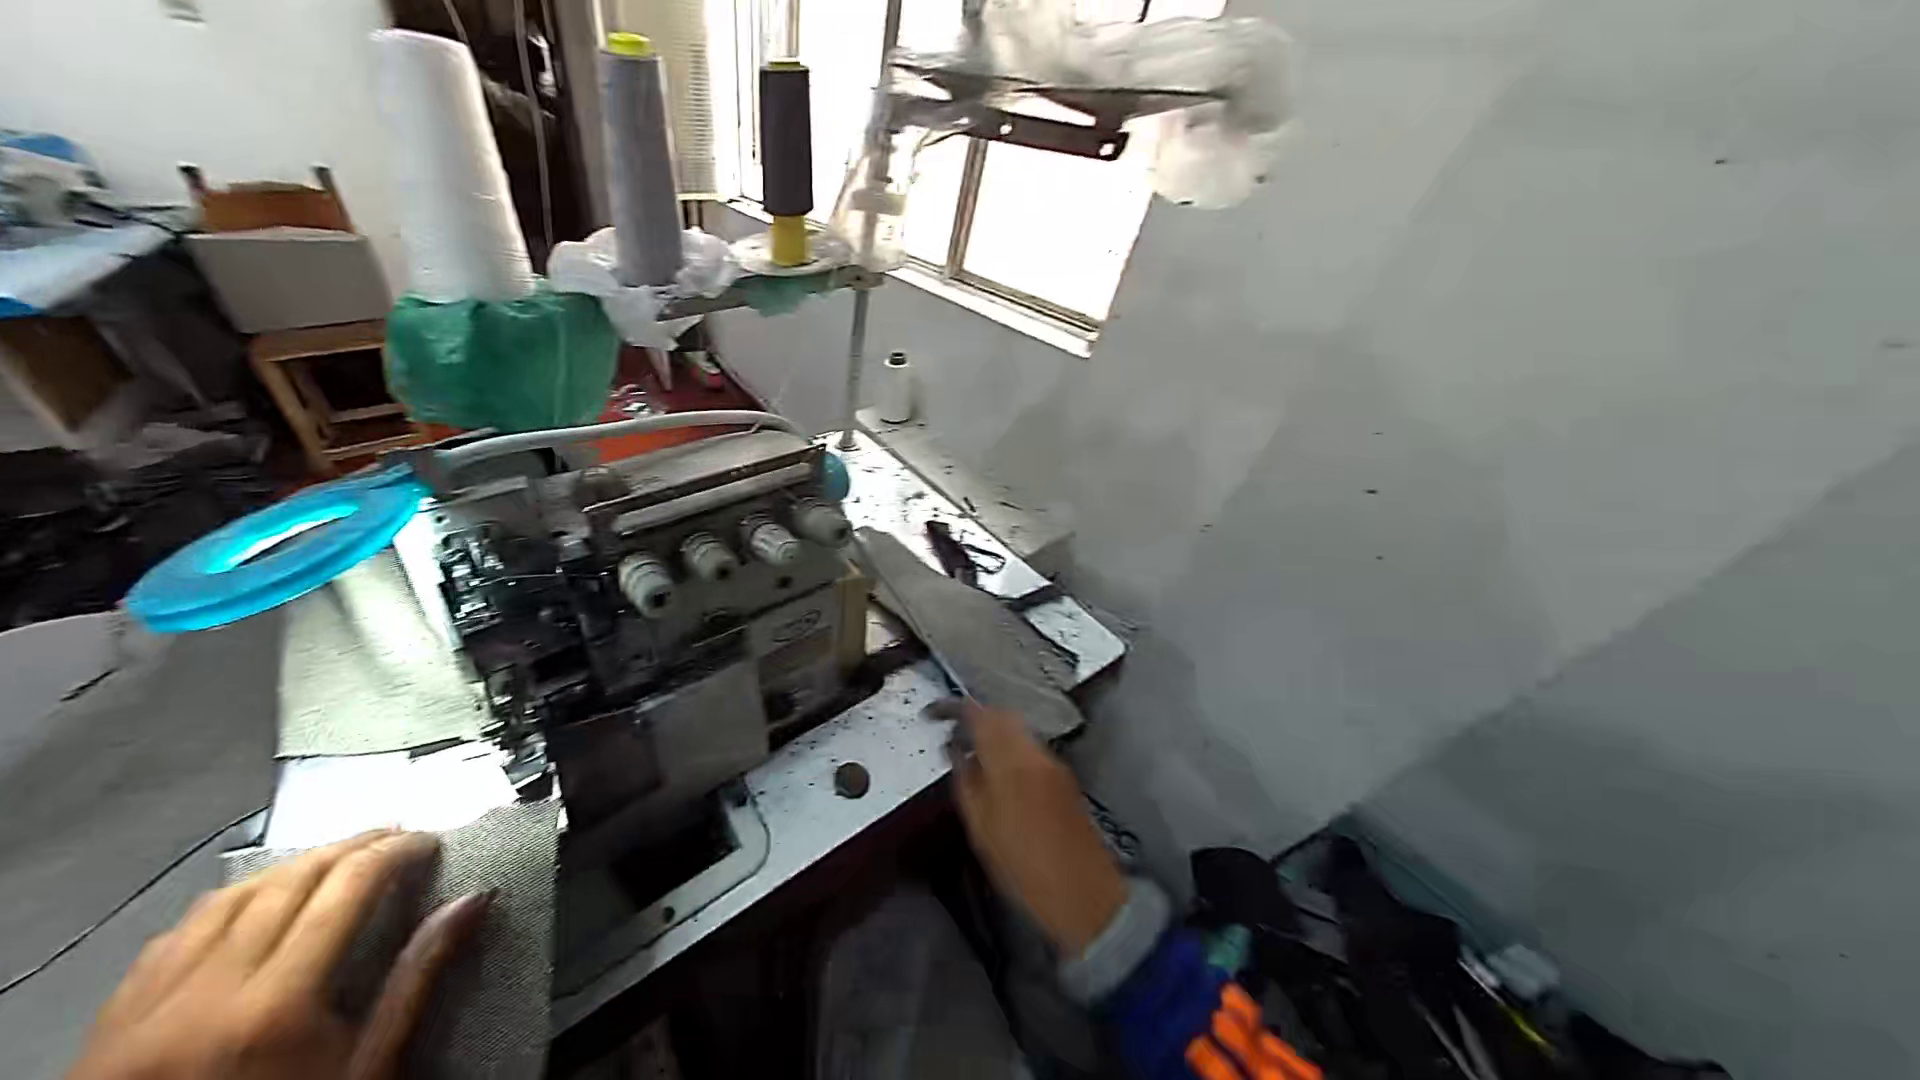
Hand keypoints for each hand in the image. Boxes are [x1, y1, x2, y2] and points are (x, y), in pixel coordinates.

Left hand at [66, 828, 488, 1079]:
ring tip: (337, 859)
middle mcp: (203, 995)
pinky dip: (228, 904)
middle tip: (396, 836)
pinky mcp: (105, 1028)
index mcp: (274, 1007)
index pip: (348, 887)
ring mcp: (145, 1010)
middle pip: (290, 882)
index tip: (428, 841)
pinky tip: (258, 902)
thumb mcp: (368, 1065)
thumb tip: (471, 900)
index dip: (395, 851)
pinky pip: (173, 937)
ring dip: (293, 867)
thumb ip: (416, 979)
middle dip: (352, 847)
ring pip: (229, 898)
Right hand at [942, 699, 1127, 954]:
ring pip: (1018, 728)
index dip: (953, 708)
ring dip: (993, 729)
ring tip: (970, 752)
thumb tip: (955, 749)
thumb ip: (965, 779)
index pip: (979, 715)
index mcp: (1010, 762)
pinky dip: (1010, 745)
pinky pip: (1030, 745)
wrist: (1082, 893)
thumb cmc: (1022, 867)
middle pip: (1002, 713)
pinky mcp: (1063, 776)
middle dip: (975, 716)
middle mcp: (1034, 752)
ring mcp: (1053, 762)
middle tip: (952, 733)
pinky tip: (997, 769)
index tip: (933, 715)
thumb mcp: (980, 827)